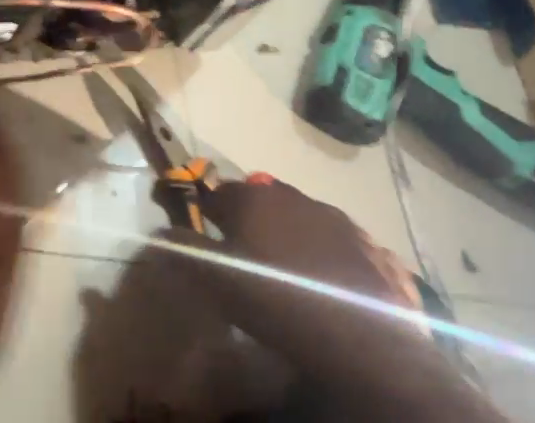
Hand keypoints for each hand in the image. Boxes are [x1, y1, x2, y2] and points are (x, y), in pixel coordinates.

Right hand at [190, 180, 433, 387]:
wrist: (363, 341)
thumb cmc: (275, 299)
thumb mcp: (214, 277)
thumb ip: (182, 247)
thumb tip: (159, 231)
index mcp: (254, 198)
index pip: (218, 193)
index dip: (209, 214)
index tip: (208, 237)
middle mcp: (296, 198)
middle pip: (263, 203)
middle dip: (253, 222)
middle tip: (248, 257)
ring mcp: (341, 222)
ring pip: (304, 222)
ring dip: (293, 237)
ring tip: (290, 274)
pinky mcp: (375, 251)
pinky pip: (342, 247)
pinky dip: (331, 258)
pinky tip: (329, 286)